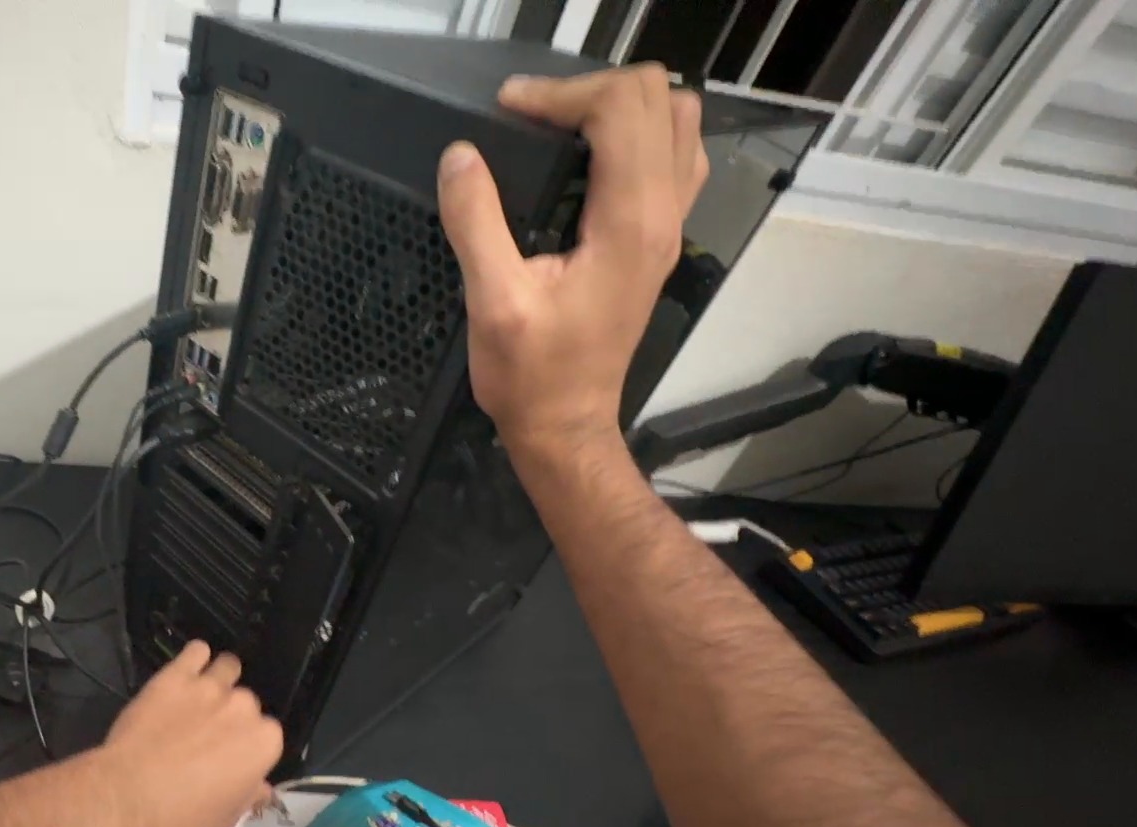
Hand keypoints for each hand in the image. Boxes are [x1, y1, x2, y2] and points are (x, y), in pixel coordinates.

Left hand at [89, 641, 283, 826]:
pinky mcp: (176, 675)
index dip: (248, 746)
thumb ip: (249, 795)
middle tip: (207, 735)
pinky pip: (195, 652)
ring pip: (226, 668)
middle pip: (245, 703)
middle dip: (231, 716)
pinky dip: (195, 658)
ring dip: (219, 679)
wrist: (128, 798)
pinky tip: (188, 668)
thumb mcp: (226, 818)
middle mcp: (244, 707)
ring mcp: (210, 687)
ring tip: (201, 695)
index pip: (267, 734)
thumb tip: (261, 788)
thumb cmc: (182, 818)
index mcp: (264, 742)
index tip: (231, 757)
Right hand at [436, 64, 706, 453]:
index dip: (561, 94)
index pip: (621, 109)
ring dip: (621, 107)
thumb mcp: (492, 303)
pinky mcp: (655, 243)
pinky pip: (671, 160)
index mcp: (629, 222)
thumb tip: (459, 158)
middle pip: (659, 99)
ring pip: (677, 123)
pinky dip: (636, 138)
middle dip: (591, 91)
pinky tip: (591, 160)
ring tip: (560, 127)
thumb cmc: (529, 376)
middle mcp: (662, 214)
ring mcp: (667, 228)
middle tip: (528, 116)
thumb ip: (476, 223)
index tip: (505, 111)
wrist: (564, 426)